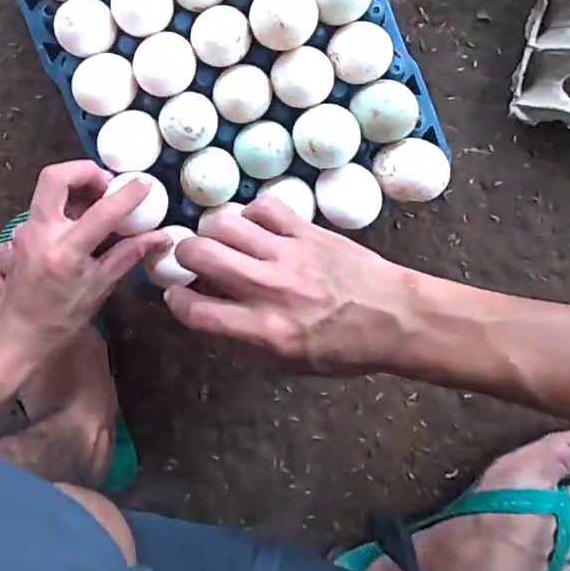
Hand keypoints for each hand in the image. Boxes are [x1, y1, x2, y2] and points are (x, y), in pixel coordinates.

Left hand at [0, 161, 168, 362]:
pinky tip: (81, 219)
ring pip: (48, 188)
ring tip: (99, 201)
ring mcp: (24, 230)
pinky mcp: (20, 231)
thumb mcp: (99, 289)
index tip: (144, 184)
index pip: (101, 212)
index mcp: (64, 253)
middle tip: (108, 184)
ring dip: (76, 185)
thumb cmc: (59, 319)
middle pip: (55, 177)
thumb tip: (160, 237)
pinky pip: (44, 203)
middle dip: (85, 170)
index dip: (126, 195)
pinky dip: (66, 201)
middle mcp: (40, 234)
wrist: (14, 336)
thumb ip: (129, 256)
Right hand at [162, 197, 415, 373]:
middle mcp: (270, 289)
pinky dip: (251, 214)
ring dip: (214, 231)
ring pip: (226, 224)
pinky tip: (255, 226)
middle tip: (192, 259)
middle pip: (201, 254)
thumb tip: (205, 310)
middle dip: (184, 254)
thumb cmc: (341, 348)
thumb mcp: (287, 363)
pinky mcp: (306, 230)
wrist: (394, 317)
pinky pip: (263, 207)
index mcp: (264, 330)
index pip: (197, 311)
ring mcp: (288, 254)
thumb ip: (241, 339)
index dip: (175, 300)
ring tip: (223, 240)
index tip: (176, 294)